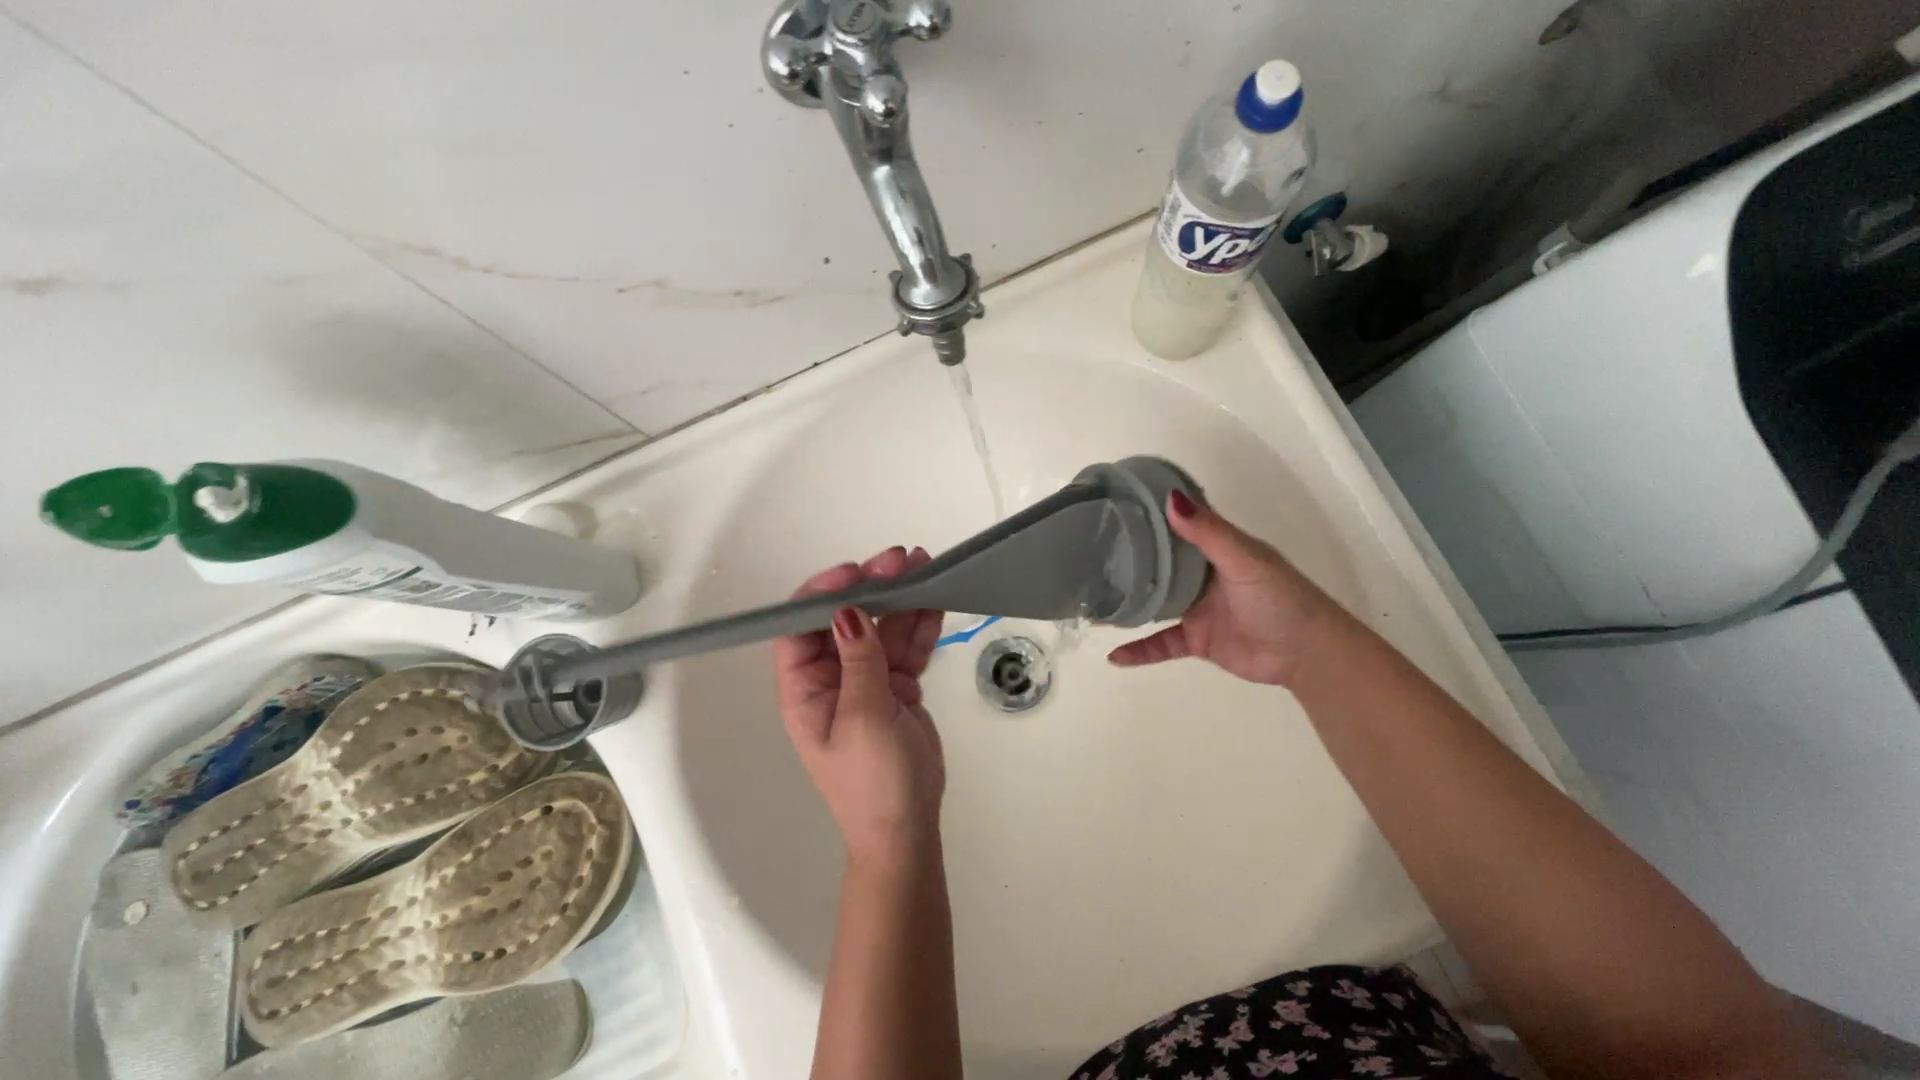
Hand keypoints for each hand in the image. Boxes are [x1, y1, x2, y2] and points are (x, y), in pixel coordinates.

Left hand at [774, 546, 946, 865]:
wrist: (906, 827)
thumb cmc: (872, 780)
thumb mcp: (862, 719)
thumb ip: (860, 661)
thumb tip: (847, 611)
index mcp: (804, 688)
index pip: (801, 628)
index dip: (823, 594)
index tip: (855, 572)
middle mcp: (831, 677)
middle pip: (846, 619)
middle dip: (871, 587)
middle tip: (901, 559)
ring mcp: (867, 680)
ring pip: (882, 628)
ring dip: (902, 599)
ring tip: (926, 566)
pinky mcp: (898, 687)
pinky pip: (907, 647)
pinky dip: (921, 624)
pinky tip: (936, 598)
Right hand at [1108, 490, 1336, 687]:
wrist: (1306, 653)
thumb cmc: (1280, 598)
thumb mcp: (1245, 559)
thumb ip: (1208, 533)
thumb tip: (1169, 500)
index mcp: (1217, 548)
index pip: (1180, 524)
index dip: (1152, 514)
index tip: (1115, 503)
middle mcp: (1203, 575)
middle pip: (1160, 563)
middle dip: (1130, 558)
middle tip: (1089, 552)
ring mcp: (1197, 609)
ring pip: (1154, 602)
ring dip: (1128, 602)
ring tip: (1092, 599)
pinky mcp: (1197, 641)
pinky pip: (1161, 644)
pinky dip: (1139, 650)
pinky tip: (1115, 655)